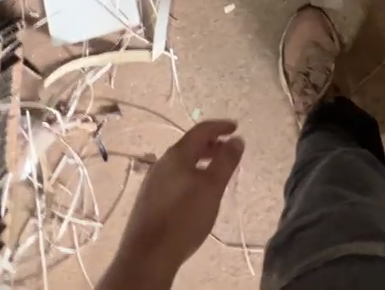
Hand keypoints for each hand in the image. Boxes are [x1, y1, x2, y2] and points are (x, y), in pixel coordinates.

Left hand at [104, 120, 244, 289]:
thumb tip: (237, 139)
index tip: (236, 127)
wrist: (147, 257)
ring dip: (200, 162)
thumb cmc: (184, 217)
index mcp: (177, 155)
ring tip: (215, 173)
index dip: (220, 127)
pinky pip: (173, 178)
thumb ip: (226, 161)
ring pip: (181, 163)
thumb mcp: (213, 187)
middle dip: (211, 145)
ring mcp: (152, 182)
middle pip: (190, 146)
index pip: (201, 130)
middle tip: (228, 150)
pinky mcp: (148, 201)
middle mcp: (162, 163)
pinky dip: (189, 175)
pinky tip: (195, 193)